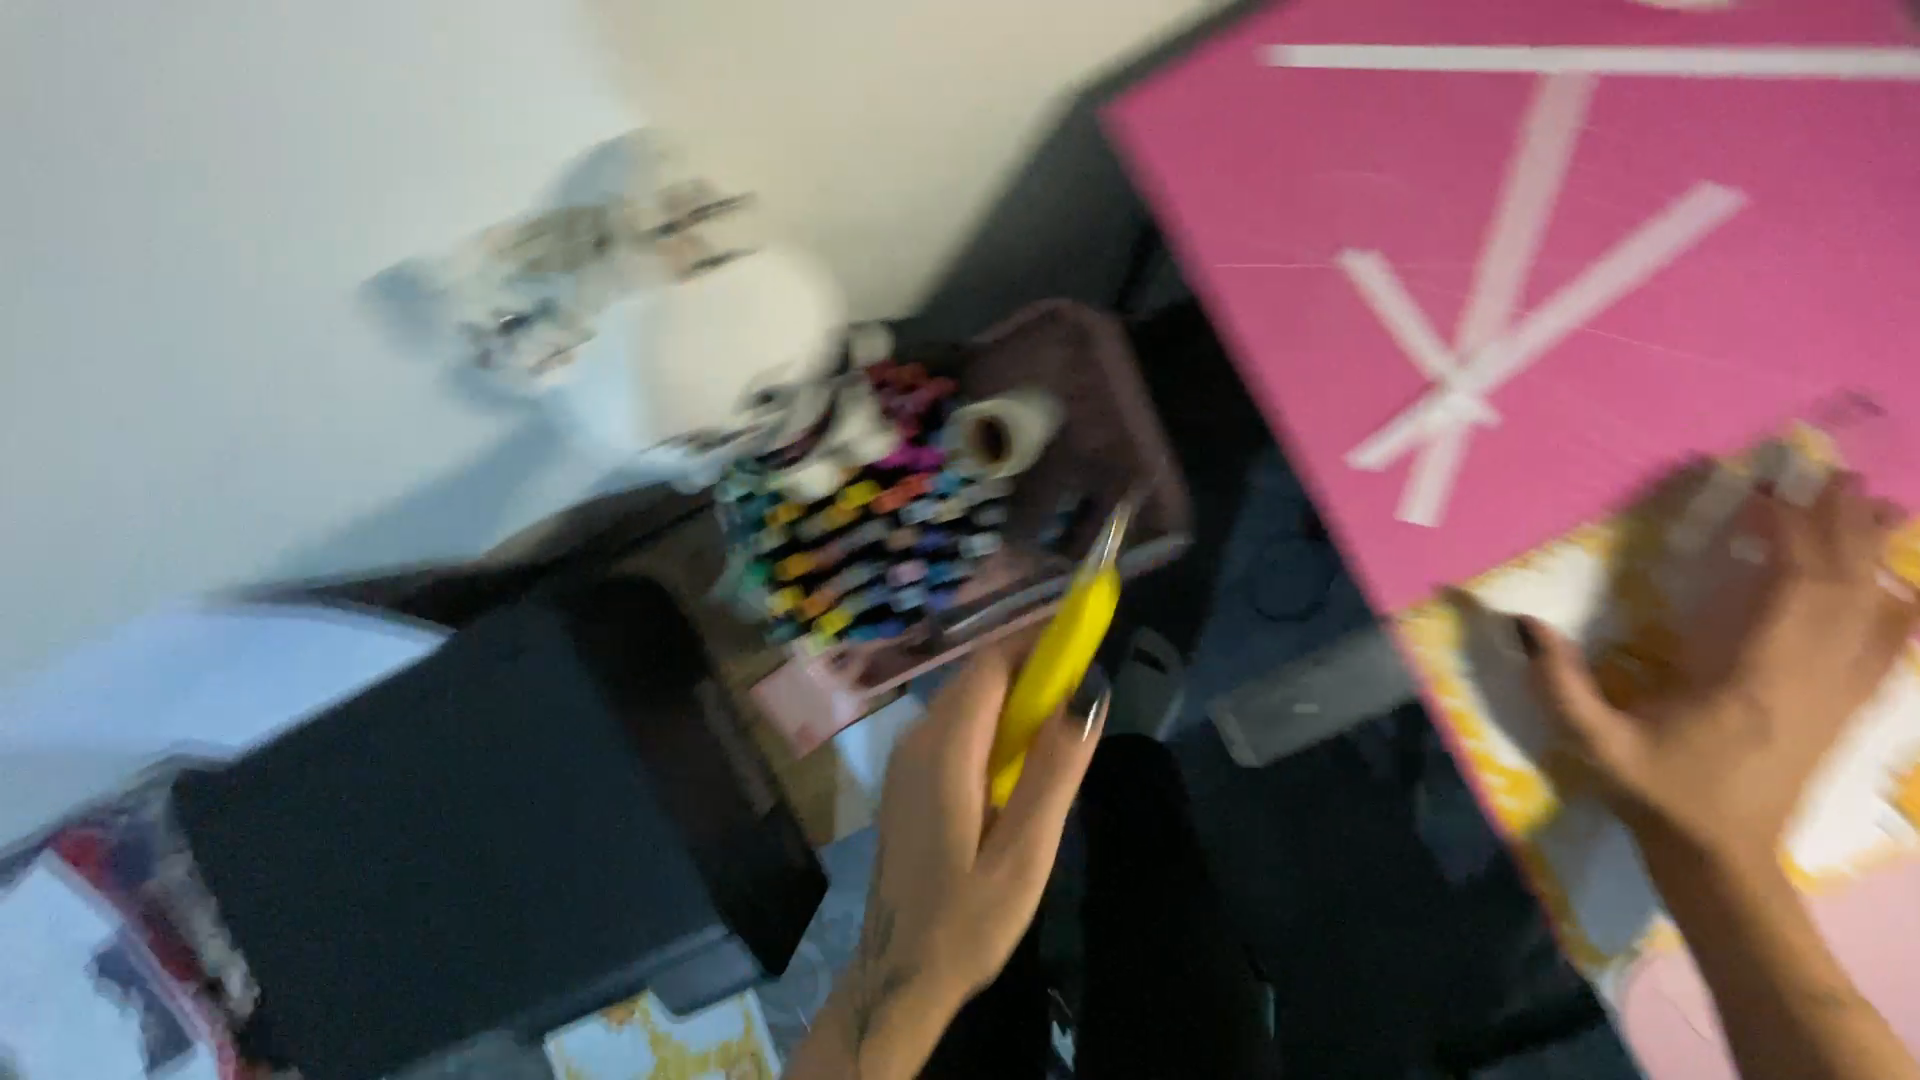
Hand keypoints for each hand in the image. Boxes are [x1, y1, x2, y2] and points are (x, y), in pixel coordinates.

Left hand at [788, 642, 1105, 1078]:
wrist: (898, 975)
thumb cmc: (967, 921)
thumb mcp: (1026, 852)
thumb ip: (1055, 769)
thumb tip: (1089, 694)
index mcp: (944, 750)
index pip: (990, 664)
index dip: (1036, 641)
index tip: (1082, 635)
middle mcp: (916, 739)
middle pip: (977, 677)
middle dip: (1030, 666)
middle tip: (1083, 681)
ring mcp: (906, 759)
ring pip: (965, 701)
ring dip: (1014, 696)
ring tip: (1061, 718)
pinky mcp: (907, 779)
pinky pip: (954, 728)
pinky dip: (992, 723)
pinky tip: (1019, 758)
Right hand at [1520, 472, 1917, 869]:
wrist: (1722, 857)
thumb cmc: (1657, 794)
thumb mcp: (1594, 743)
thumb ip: (1559, 684)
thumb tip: (1524, 623)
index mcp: (1753, 682)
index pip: (1789, 593)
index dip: (1786, 536)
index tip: (1767, 492)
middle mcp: (1811, 681)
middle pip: (1844, 590)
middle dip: (1839, 528)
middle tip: (1833, 474)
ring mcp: (1837, 698)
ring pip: (1875, 613)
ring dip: (1874, 556)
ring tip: (1874, 504)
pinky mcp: (1844, 712)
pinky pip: (1887, 652)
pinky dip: (1896, 610)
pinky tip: (1898, 587)